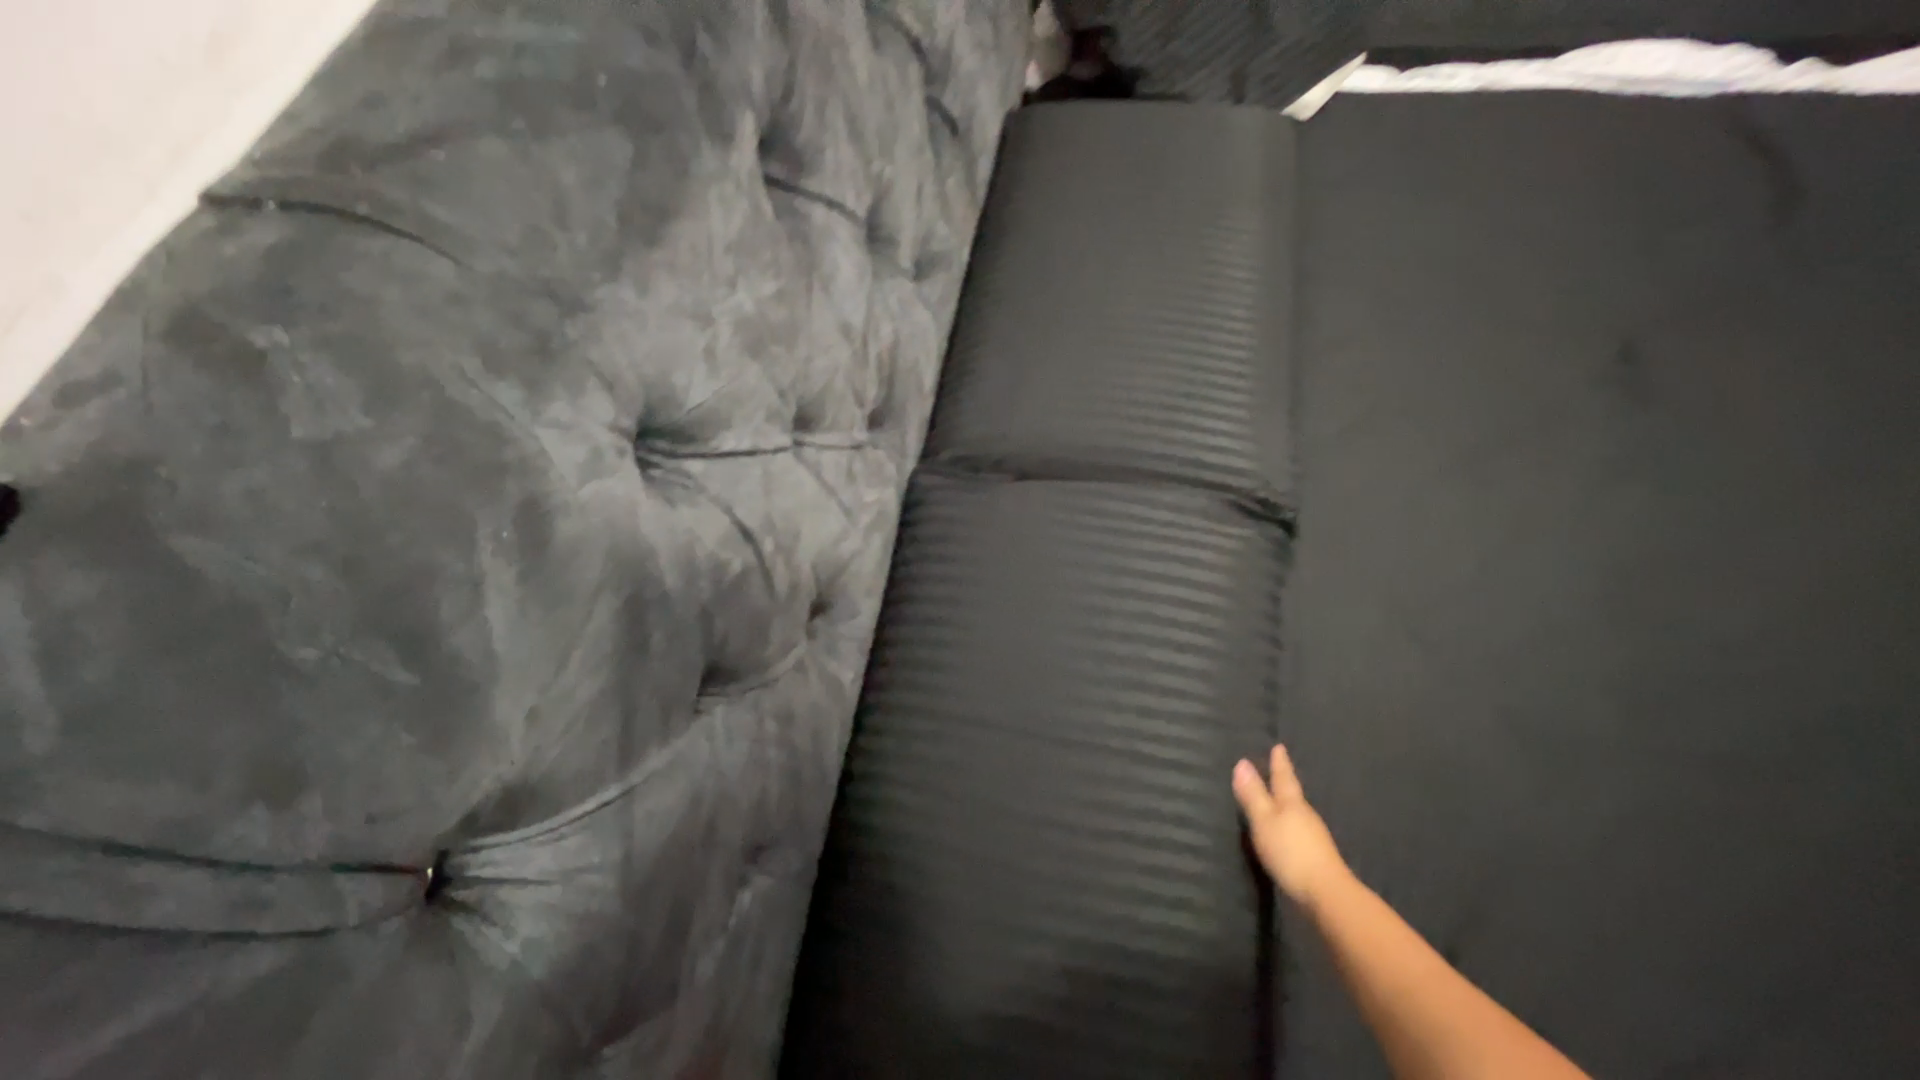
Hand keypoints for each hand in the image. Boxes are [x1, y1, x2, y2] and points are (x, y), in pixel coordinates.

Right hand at [1233, 745, 1352, 906]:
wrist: (1325, 894)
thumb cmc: (1290, 852)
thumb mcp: (1264, 821)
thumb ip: (1253, 795)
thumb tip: (1242, 762)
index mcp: (1292, 804)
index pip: (1284, 778)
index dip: (1280, 763)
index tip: (1279, 747)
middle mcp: (1305, 816)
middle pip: (1293, 795)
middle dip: (1284, 783)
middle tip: (1276, 769)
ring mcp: (1313, 837)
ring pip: (1297, 813)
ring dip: (1287, 805)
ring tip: (1276, 800)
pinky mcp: (1315, 857)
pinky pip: (1298, 831)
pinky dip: (1289, 826)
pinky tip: (1285, 833)